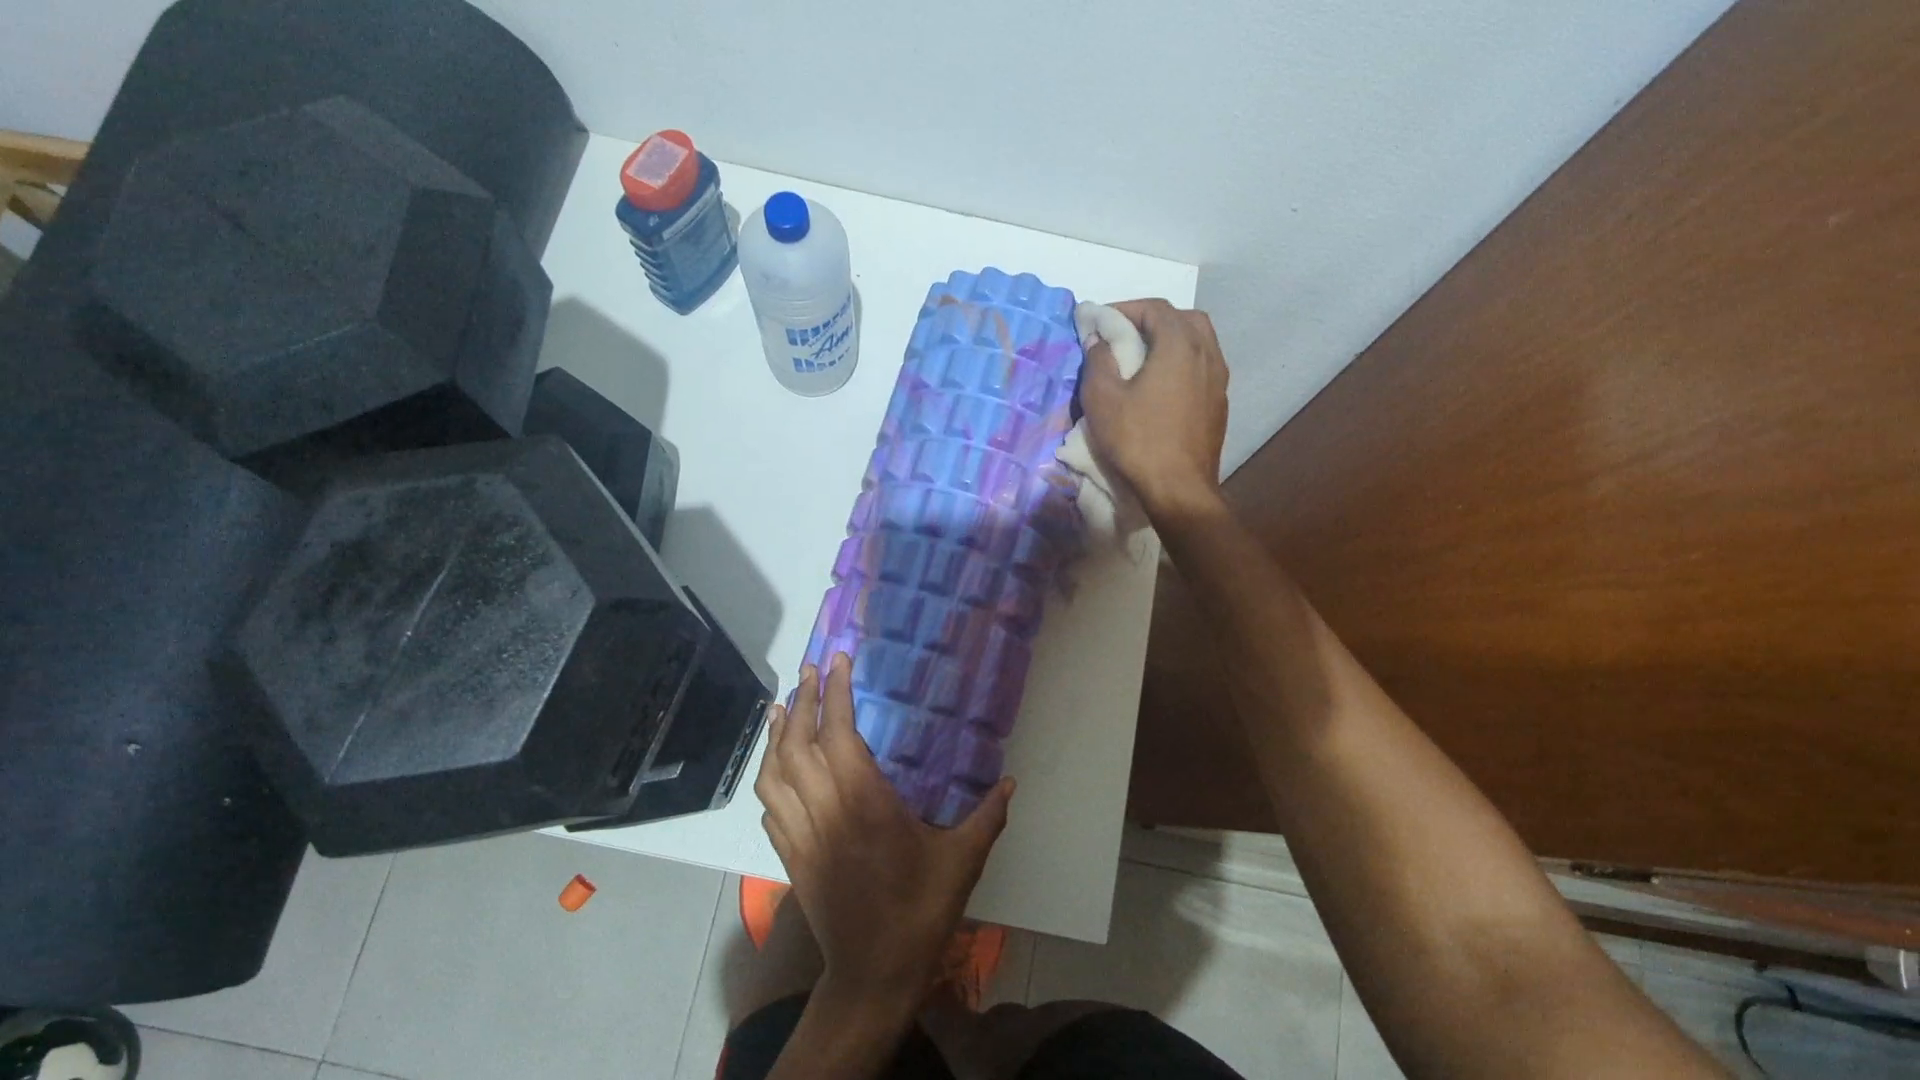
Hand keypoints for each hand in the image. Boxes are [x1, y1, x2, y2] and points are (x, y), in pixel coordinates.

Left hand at [754, 654, 1015, 1003]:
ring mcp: (801, 834)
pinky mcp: (790, 857)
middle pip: (799, 743)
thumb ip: (987, 816)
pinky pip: (769, 805)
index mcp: (865, 803)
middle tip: (810, 668)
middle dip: (803, 700)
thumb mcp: (962, 862)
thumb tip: (1012, 781)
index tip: (837, 659)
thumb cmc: (920, 914)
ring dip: (777, 734)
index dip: (836, 693)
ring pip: (775, 772)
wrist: (872, 973)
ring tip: (785, 705)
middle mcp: (825, 810)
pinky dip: (769, 776)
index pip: (840, 733)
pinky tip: (778, 767)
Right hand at [1079, 299, 1229, 519]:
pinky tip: (1162, 384)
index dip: (1125, 308)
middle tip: (1125, 335)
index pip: (1155, 308)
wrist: (1179, 489)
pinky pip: (1203, 366)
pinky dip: (1182, 362)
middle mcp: (1207, 354)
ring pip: (1198, 342)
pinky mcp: (1220, 403)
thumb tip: (1098, 340)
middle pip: (1183, 319)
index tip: (1100, 322)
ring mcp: (1218, 379)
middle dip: (1152, 320)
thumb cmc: (1138, 440)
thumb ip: (1098, 360)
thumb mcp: (1102, 398)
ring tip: (1143, 358)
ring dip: (1171, 340)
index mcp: (1180, 345)